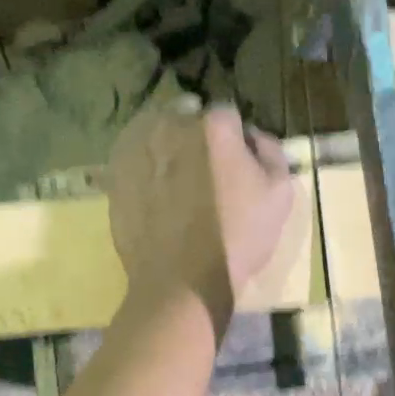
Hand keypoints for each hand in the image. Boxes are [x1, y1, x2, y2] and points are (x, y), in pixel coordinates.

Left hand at [104, 95, 293, 328]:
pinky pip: (130, 154)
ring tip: (174, 169)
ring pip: (153, 128)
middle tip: (205, 163)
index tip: (236, 156)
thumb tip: (253, 136)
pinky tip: (151, 181)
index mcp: (213, 126)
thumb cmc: (237, 239)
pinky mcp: (115, 174)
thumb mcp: (279, 195)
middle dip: (196, 130)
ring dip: (165, 140)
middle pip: (185, 114)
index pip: (226, 113)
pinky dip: (141, 160)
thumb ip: (270, 151)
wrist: (181, 282)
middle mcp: (171, 127)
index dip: (234, 134)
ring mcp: (137, 150)